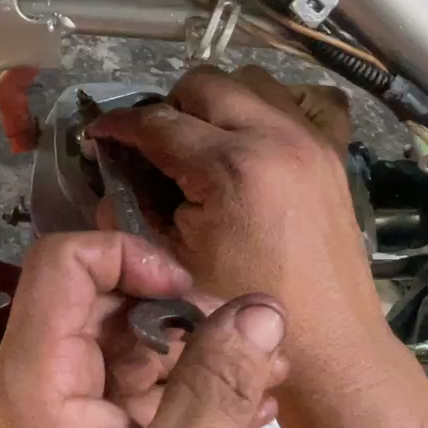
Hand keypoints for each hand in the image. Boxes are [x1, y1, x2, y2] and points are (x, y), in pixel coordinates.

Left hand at [0, 232, 288, 427]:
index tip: (193, 296)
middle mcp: (25, 374)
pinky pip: (116, 383)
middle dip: (177, 313)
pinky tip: (237, 406)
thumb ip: (216, 392)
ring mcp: (41, 402)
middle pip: (97, 299)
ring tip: (263, 376)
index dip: (131, 257)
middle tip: (253, 346)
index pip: (65, 261)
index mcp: (33, 376)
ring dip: (186, 353)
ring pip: (115, 340)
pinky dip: (170, 388)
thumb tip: (261, 308)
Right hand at [86, 66, 384, 349]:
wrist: (327, 346)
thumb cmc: (239, 308)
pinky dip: (261, 110)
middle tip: (152, 146)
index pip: (157, 122)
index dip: (118, 125)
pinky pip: (294, 102)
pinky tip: (246, 145)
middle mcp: (275, 136)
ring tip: (199, 143)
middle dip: (167, 107)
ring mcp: (310, 139)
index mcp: (231, 166)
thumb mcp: (170, 262)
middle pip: (203, 84)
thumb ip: (131, 210)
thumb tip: (111, 176)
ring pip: (249, 81)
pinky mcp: (331, 152)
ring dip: (213, 103)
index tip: (96, 135)